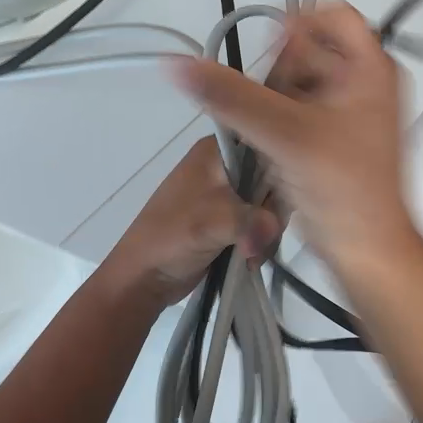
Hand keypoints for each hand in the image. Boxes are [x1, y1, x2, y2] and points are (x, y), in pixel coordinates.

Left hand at [96, 136, 279, 306]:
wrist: (142, 279)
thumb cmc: (172, 236)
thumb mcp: (217, 221)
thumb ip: (257, 219)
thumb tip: (275, 230)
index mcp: (216, 150)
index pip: (265, 143)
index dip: (279, 166)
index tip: (280, 193)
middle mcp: (225, 165)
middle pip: (272, 176)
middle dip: (271, 209)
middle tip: (263, 231)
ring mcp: (228, 193)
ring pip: (269, 202)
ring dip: (266, 230)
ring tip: (251, 251)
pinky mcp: (231, 217)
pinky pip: (261, 221)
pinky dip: (260, 239)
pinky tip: (251, 255)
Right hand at [169, 1, 417, 271]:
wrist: (366, 246)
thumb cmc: (343, 188)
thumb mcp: (283, 134)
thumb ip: (231, 96)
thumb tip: (181, 65)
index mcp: (373, 67)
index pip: (334, 14)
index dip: (296, 24)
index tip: (269, 55)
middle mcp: (369, 79)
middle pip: (314, 46)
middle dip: (283, 71)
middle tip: (272, 107)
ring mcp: (355, 107)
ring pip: (304, 79)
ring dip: (278, 98)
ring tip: (274, 131)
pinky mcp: (338, 132)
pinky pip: (303, 107)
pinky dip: (283, 118)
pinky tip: (276, 144)